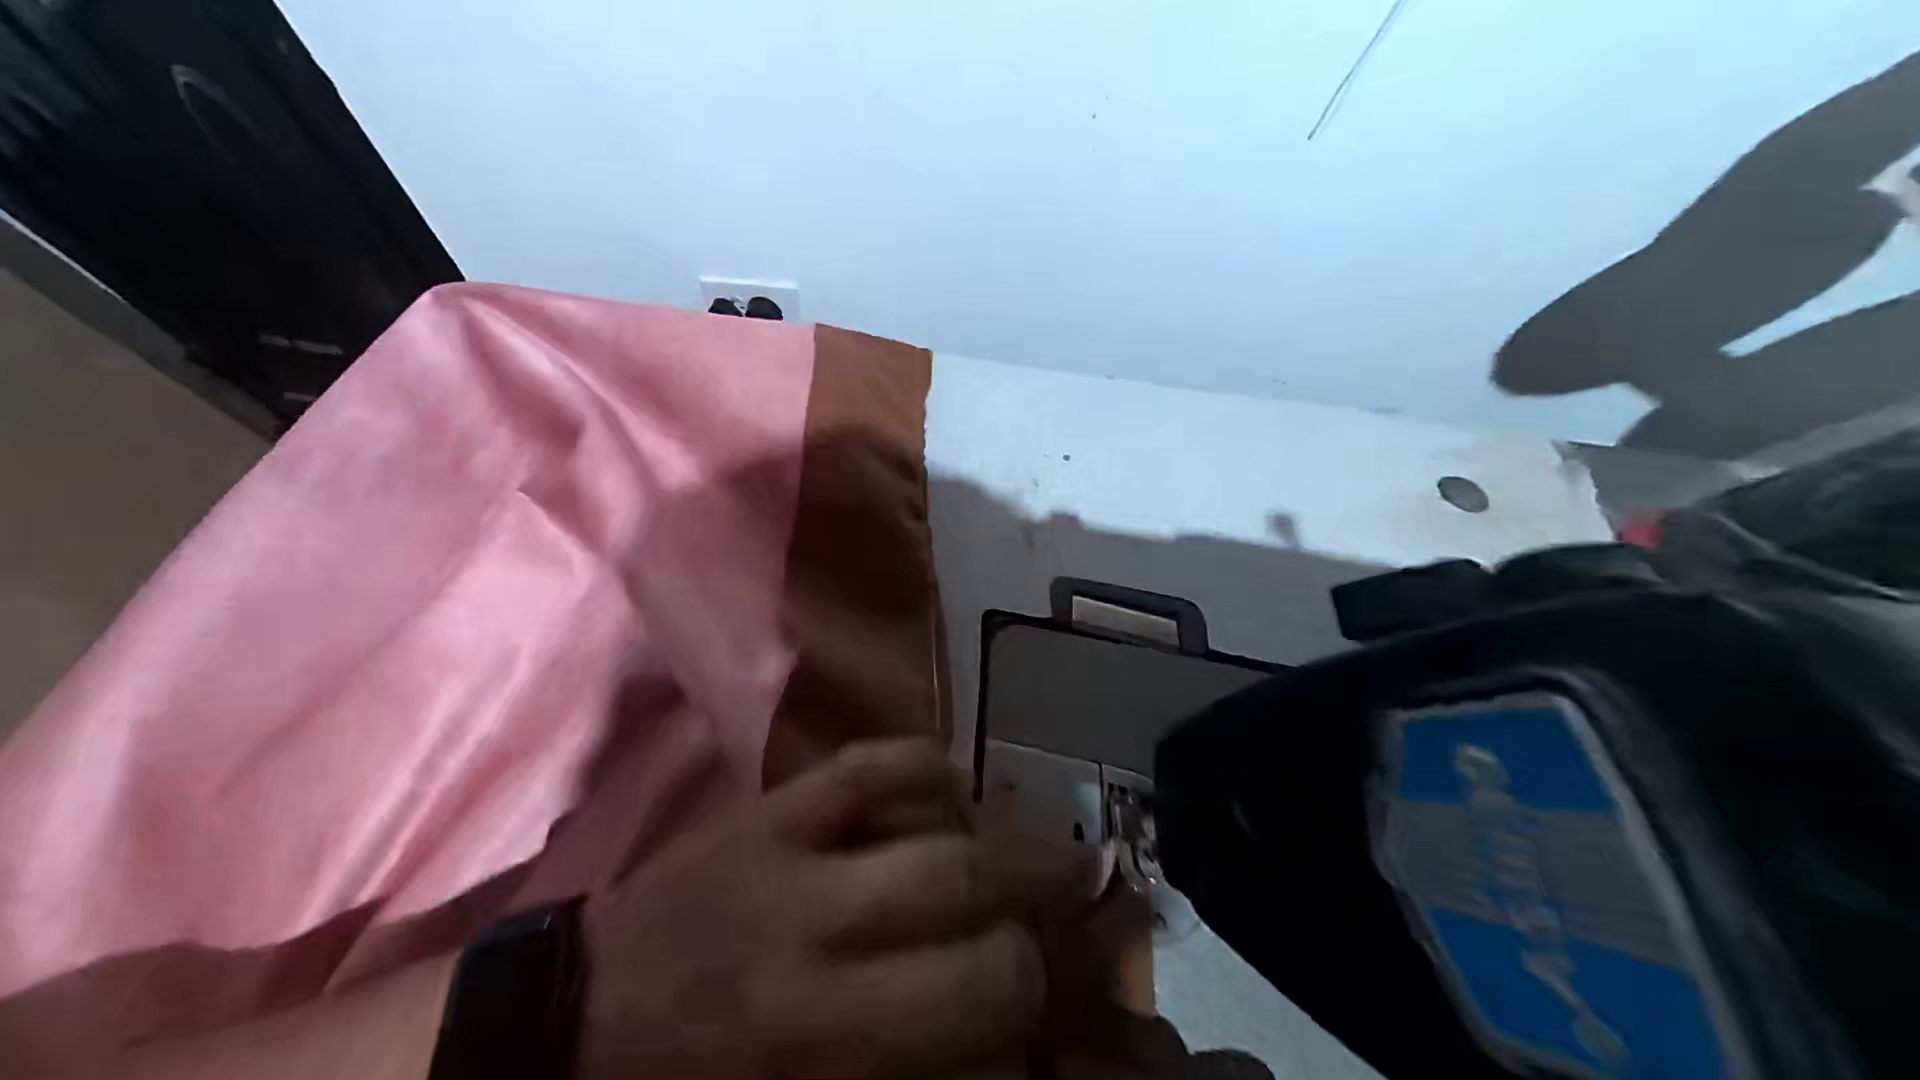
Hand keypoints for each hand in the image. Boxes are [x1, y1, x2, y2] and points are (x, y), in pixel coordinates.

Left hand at [577, 738, 1092, 1078]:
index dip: (1026, 980)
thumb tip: (998, 1038)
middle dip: (1029, 893)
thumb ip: (906, 1065)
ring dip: (995, 833)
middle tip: (1062, 894)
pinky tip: (953, 788)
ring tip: (1028, 844)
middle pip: (960, 887)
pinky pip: (866, 765)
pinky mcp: (769, 809)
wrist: (582, 1016)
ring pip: (923, 826)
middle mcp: (815, 932)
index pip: (969, 991)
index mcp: (821, 1031)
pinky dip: (925, 768)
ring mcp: (791, 853)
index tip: (1045, 975)